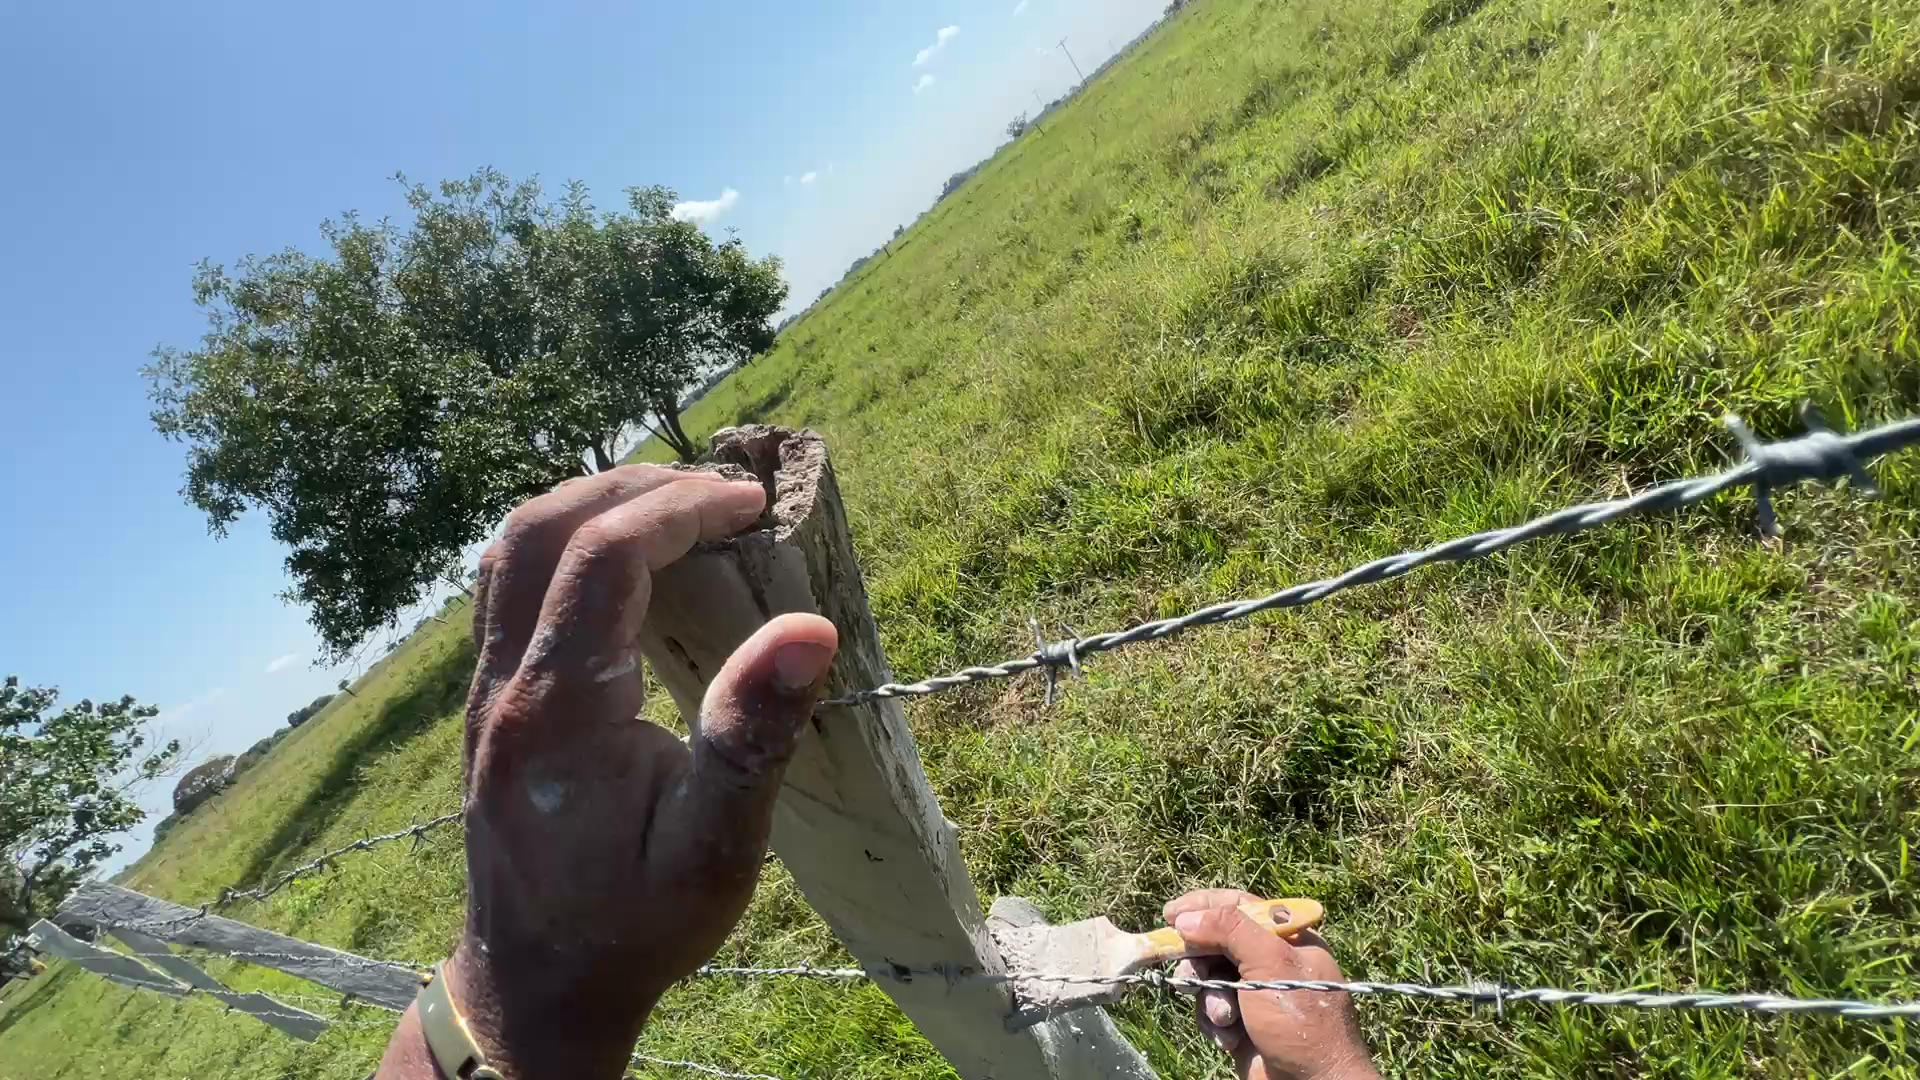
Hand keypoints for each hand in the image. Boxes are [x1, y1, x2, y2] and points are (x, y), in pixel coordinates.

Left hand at [377, 465, 838, 1079]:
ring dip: (597, 502)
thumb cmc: (638, 920)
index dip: (681, 509)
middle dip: (639, 488)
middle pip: (543, 528)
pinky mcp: (492, 697)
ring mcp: (485, 688)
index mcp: (560, 710)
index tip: (752, 506)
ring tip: (679, 503)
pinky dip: (573, 537)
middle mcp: (505, 684)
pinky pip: (513, 580)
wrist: (540, 984)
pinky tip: (627, 555)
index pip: (605, 556)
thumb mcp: (715, 845)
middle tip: (722, 494)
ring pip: (514, 546)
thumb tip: (811, 629)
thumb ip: (754, 734)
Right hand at [1165, 890, 1378, 1079]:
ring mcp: (1253, 992)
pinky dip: (1212, 1021)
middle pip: (1214, 940)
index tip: (1170, 916)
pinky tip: (1227, 1037)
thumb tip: (1184, 919)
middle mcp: (1269, 960)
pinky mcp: (1241, 1022)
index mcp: (1286, 938)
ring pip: (1207, 974)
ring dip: (1208, 996)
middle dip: (1199, 960)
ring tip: (1223, 1018)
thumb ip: (1229, 929)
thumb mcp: (1271, 963)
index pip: (1237, 905)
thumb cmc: (1301, 1022)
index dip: (1202, 906)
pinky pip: (1209, 1006)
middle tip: (1189, 974)